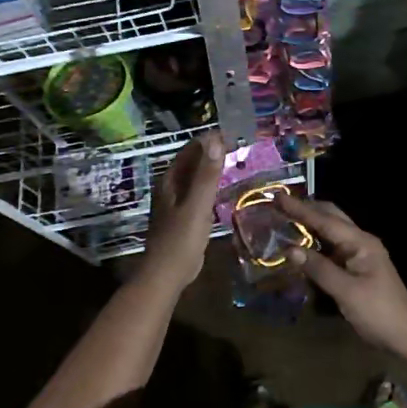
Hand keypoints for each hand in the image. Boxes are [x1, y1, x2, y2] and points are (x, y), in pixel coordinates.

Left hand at [140, 131, 223, 290]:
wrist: (167, 274)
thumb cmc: (180, 239)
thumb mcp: (197, 205)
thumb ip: (207, 175)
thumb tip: (216, 140)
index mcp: (170, 181)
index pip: (191, 150)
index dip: (210, 140)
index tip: (234, 133)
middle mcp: (170, 187)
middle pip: (192, 162)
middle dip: (212, 152)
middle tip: (239, 146)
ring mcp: (176, 203)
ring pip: (195, 178)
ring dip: (212, 169)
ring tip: (235, 163)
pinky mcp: (184, 217)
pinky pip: (198, 194)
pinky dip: (211, 187)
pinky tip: (224, 190)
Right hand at [279, 196, 406, 352]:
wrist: (405, 335)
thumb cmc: (378, 312)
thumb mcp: (346, 291)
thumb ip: (318, 268)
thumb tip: (289, 248)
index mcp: (361, 242)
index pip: (325, 220)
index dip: (300, 209)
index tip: (277, 196)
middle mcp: (361, 243)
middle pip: (331, 219)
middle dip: (306, 210)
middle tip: (278, 205)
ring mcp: (359, 256)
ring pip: (330, 234)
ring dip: (309, 227)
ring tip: (284, 221)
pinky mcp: (356, 270)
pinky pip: (332, 251)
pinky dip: (315, 246)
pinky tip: (300, 249)